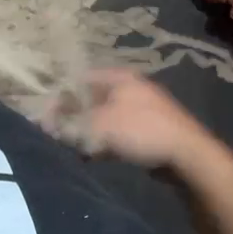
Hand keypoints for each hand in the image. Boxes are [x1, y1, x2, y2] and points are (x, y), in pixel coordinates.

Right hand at [45, 69, 222, 169]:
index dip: (60, 94)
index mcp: (119, 77)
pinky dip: (103, 142)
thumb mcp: (98, 125)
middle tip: (57, 131)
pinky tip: (94, 156)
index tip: (46, 112)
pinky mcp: (147, 130)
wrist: (188, 156)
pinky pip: (116, 132)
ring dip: (87, 131)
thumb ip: (68, 123)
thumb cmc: (141, 130)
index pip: (79, 78)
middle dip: (72, 115)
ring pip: (102, 117)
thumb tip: (44, 122)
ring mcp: (140, 109)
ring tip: (73, 146)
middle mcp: (129, 88)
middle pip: (90, 98)